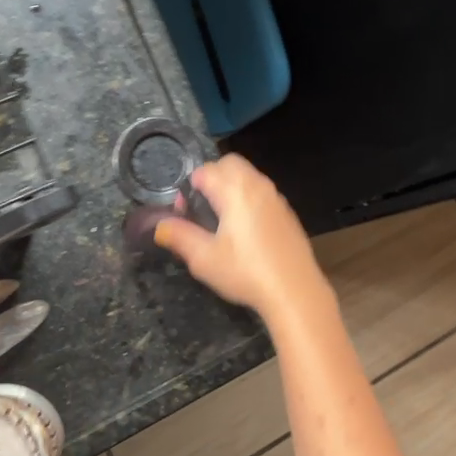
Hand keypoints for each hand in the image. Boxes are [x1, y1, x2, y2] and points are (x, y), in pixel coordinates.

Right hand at [153, 154, 334, 321]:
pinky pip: (263, 192)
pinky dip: (249, 199)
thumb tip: (160, 225)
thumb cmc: (245, 272)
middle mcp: (258, 186)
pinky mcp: (287, 213)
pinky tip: (245, 231)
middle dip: (211, 177)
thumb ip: (179, 236)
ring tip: (222, 220)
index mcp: (235, 191)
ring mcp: (276, 198)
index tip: (185, 213)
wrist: (295, 291)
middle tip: (203, 208)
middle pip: (230, 163)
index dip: (189, 187)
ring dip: (231, 187)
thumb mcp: (204, 258)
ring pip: (249, 176)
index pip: (206, 170)